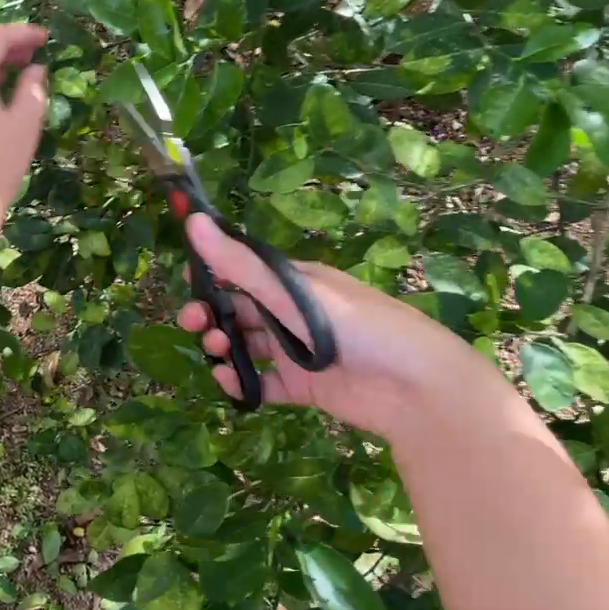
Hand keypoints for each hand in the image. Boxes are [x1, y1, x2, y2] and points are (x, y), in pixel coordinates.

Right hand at [176, 214, 506, 439]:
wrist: (420, 389)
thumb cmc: (359, 326)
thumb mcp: (293, 291)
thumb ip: (239, 263)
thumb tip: (193, 220)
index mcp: (293, 282)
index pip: (242, 272)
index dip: (212, 276)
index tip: (188, 283)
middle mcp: (292, 314)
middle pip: (238, 310)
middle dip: (210, 314)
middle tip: (192, 323)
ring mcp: (297, 351)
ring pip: (245, 345)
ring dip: (223, 346)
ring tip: (219, 353)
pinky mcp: (302, 386)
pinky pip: (263, 382)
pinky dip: (243, 383)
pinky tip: (231, 383)